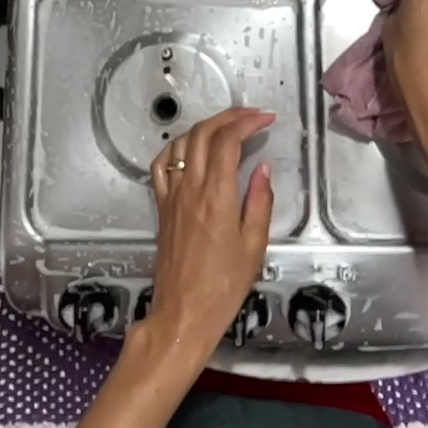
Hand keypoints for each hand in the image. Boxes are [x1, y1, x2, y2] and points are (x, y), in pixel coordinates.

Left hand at [144, 107, 275, 357]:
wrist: (183, 313)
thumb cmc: (223, 285)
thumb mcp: (254, 246)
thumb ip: (260, 202)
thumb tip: (262, 168)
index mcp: (216, 195)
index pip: (228, 141)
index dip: (247, 122)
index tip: (266, 119)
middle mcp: (190, 187)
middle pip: (204, 133)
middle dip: (229, 116)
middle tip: (252, 115)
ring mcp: (171, 195)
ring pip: (183, 144)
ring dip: (205, 127)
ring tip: (227, 126)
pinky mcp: (161, 206)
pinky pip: (162, 165)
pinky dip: (177, 147)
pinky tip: (191, 148)